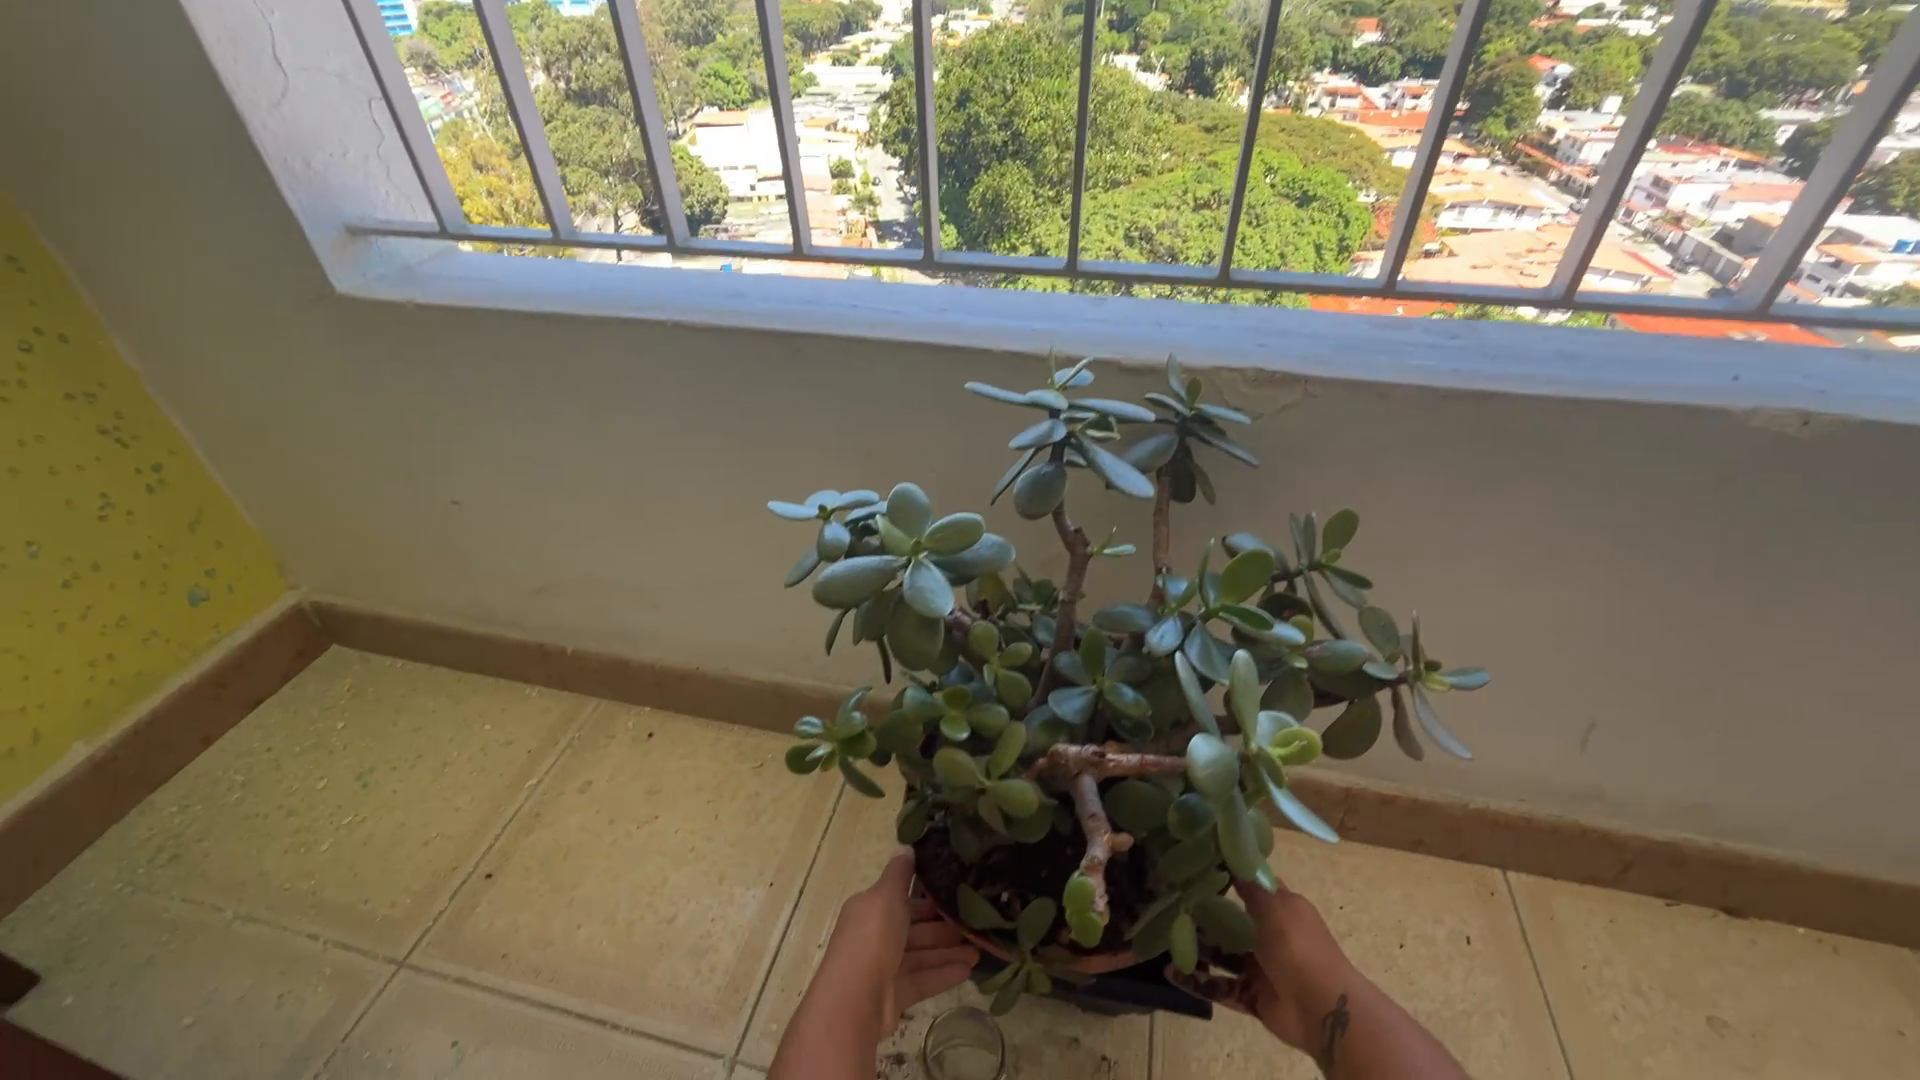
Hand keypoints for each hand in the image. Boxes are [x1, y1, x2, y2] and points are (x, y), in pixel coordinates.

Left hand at [819, 849, 980, 1031]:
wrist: (856, 998)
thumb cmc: (872, 937)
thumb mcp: (886, 895)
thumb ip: (899, 873)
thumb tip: (907, 846)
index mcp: (871, 910)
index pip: (902, 901)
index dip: (926, 899)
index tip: (956, 894)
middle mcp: (876, 937)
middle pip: (915, 929)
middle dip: (944, 927)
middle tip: (975, 924)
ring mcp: (886, 968)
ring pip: (923, 955)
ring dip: (950, 952)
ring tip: (980, 950)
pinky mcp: (896, 995)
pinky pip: (925, 979)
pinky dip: (945, 974)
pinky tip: (969, 970)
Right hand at [1170, 877, 1357, 1054]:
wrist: (1321, 1008)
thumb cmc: (1297, 946)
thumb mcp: (1273, 905)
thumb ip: (1249, 884)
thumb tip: (1229, 856)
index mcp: (1282, 910)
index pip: (1253, 887)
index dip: (1229, 876)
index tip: (1197, 867)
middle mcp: (1272, 936)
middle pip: (1232, 922)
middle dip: (1204, 916)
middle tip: (1172, 905)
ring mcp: (1262, 968)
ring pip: (1223, 955)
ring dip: (1198, 949)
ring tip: (1166, 939)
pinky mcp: (1253, 996)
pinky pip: (1220, 987)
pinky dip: (1197, 982)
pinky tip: (1172, 973)